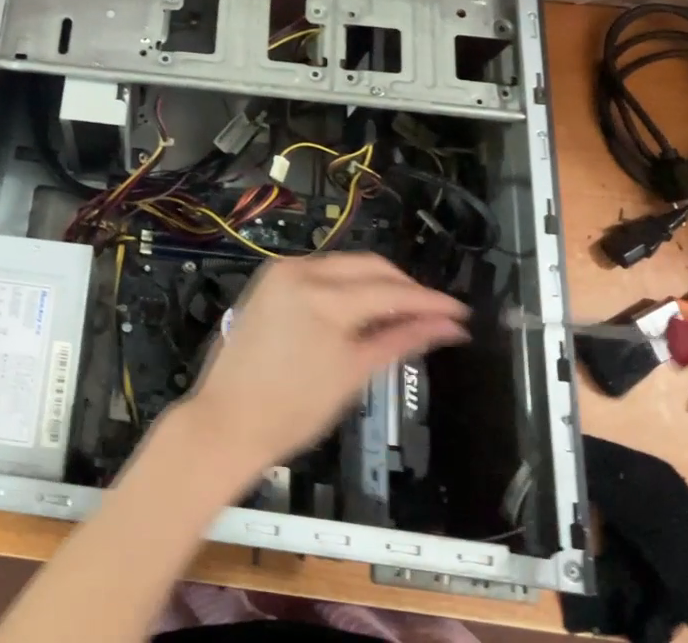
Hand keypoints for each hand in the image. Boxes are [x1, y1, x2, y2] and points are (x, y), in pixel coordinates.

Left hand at [179, 252, 468, 476]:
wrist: (228, 421)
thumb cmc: (290, 409)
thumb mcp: (354, 373)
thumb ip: (401, 340)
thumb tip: (445, 327)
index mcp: (321, 296)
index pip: (391, 289)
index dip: (430, 301)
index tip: (459, 313)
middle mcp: (298, 273)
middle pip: (368, 266)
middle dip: (404, 288)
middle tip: (432, 315)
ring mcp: (278, 275)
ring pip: (344, 266)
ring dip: (375, 285)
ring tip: (401, 316)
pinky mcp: (268, 284)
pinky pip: (319, 274)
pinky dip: (345, 288)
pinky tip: (362, 312)